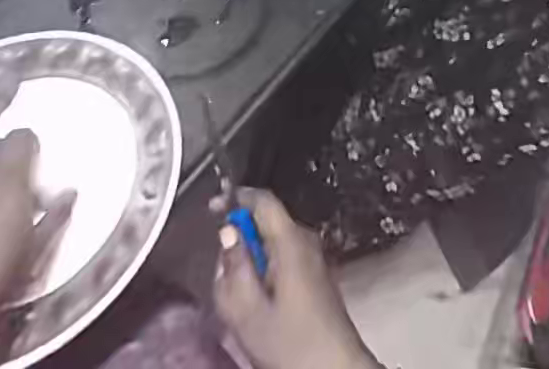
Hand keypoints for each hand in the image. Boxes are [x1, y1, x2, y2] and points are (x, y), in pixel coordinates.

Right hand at [213, 189, 376, 368]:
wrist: (336, 367)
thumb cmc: (290, 344)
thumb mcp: (249, 312)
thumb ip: (235, 268)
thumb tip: (227, 231)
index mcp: (291, 241)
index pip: (264, 200)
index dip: (236, 197)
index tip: (212, 207)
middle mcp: (305, 239)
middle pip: (266, 222)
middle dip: (240, 240)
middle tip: (222, 276)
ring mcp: (313, 255)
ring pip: (272, 242)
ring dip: (251, 261)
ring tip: (237, 301)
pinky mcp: (315, 272)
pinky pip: (282, 257)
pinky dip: (264, 271)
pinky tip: (257, 307)